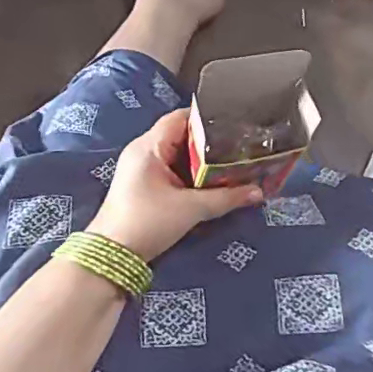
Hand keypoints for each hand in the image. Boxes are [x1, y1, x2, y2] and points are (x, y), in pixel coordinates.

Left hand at [87, 109, 263, 260]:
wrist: (113, 254)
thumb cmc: (148, 222)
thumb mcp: (190, 209)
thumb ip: (226, 198)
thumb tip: (259, 192)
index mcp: (149, 146)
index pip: (180, 117)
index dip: (208, 119)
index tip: (234, 126)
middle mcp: (142, 150)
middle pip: (180, 134)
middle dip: (209, 141)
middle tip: (238, 147)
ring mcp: (140, 167)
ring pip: (176, 153)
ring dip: (200, 159)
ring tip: (230, 162)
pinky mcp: (141, 184)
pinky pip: (169, 168)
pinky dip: (189, 172)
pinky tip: (209, 181)